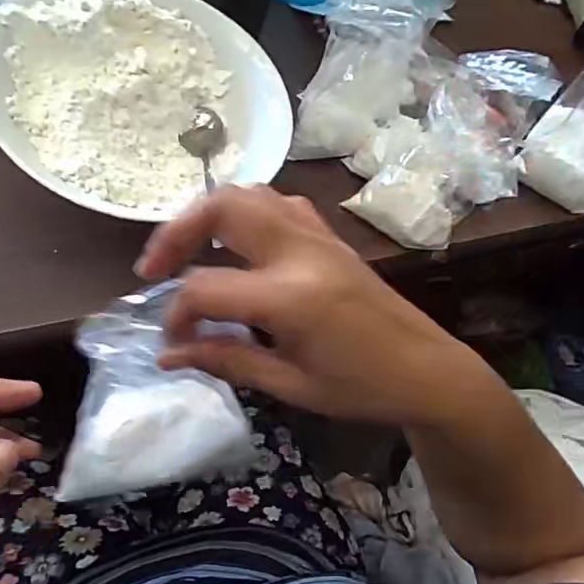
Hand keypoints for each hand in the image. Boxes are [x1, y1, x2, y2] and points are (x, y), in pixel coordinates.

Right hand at [136, 186, 497, 427]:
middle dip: (175, 233)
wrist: (429, 372)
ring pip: (249, 194)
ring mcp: (319, 238)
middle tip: (154, 269)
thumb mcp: (290, 385)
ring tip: (188, 253)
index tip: (173, 343)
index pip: (206, 289)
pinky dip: (245, 214)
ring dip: (208, 216)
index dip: (176, 316)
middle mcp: (302, 253)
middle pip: (221, 207)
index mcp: (290, 298)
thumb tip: (169, 354)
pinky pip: (278, 204)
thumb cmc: (362, 389)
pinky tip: (238, 247)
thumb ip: (226, 360)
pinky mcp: (330, 238)